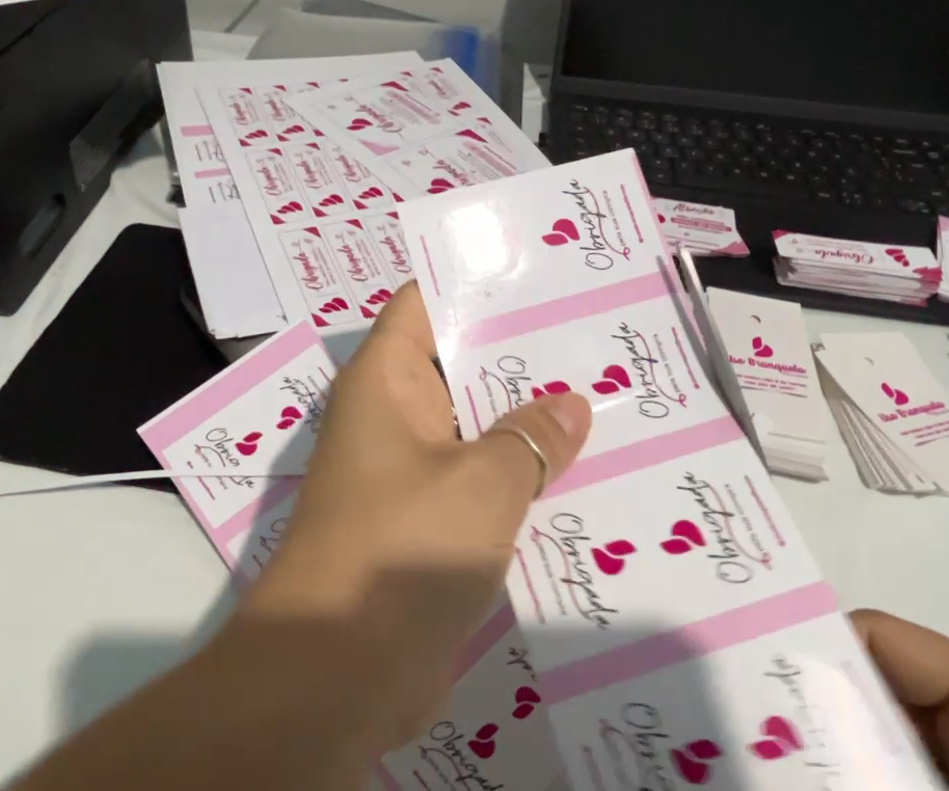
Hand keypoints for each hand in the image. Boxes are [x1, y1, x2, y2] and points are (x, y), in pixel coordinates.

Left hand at [242, 281, 593, 745]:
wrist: (337, 674)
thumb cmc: (400, 549)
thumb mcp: (481, 482)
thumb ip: (530, 438)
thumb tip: (570, 404)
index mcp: (385, 382)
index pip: (424, 304)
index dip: (478, 285)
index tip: (545, 274)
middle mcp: (393, 419)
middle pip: (459, 367)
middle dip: (523, 358)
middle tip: (601, 338)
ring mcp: (409, 476)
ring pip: (476, 431)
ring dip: (529, 424)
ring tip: (611, 399)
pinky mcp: (426, 528)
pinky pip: (480, 487)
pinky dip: (522, 480)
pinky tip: (586, 476)